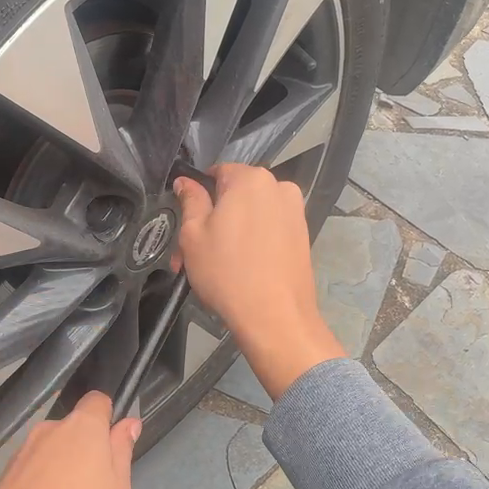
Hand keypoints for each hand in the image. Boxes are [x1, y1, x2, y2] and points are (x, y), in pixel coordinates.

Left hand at [0, 392, 138, 488]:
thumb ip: (122, 452)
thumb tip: (128, 423)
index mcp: (82, 427)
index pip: (98, 401)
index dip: (109, 418)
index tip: (114, 448)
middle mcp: (49, 429)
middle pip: (75, 429)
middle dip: (86, 451)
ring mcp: (22, 451)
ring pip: (53, 452)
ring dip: (63, 470)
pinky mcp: (4, 474)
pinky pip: (33, 471)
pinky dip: (41, 486)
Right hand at [174, 164, 344, 399]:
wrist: (275, 316)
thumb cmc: (227, 271)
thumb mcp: (194, 234)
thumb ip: (190, 201)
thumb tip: (185, 181)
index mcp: (251, 178)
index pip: (216, 172)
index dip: (198, 194)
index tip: (186, 222)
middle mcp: (279, 187)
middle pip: (235, 195)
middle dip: (212, 219)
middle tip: (191, 253)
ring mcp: (295, 212)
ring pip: (251, 215)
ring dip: (229, 234)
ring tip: (211, 267)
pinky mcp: (303, 236)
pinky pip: (268, 230)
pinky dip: (251, 243)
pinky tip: (238, 269)